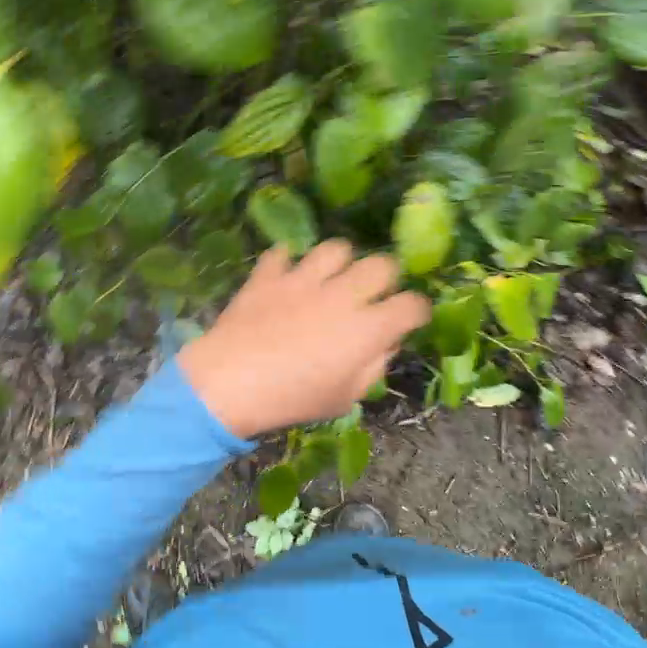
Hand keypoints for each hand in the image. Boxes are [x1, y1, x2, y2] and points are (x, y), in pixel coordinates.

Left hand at [176, 240, 431, 438]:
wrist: (231, 382)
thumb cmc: (292, 398)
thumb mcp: (345, 398)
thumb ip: (373, 367)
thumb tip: (384, 344)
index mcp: (368, 329)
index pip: (412, 305)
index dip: (415, 311)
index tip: (408, 319)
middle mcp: (342, 295)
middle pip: (382, 264)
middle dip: (385, 277)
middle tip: (372, 294)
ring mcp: (303, 280)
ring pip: (335, 249)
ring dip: (339, 262)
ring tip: (330, 278)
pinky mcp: (268, 275)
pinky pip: (282, 253)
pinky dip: (286, 263)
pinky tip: (285, 276)